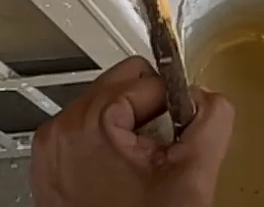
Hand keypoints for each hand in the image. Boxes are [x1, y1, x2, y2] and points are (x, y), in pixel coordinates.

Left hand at [31, 56, 235, 206]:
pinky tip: (124, 180)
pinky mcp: (51, 167)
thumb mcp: (192, 176)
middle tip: (158, 158)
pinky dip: (115, 144)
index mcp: (89, 122)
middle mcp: (60, 129)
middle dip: (153, 113)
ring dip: (135, 128)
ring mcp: (51, 150)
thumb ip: (212, 117)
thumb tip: (207, 96)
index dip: (175, 111)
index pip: (153, 82)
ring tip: (141, 173)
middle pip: (128, 82)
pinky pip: (94, 130)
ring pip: (113, 104)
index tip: (174, 146)